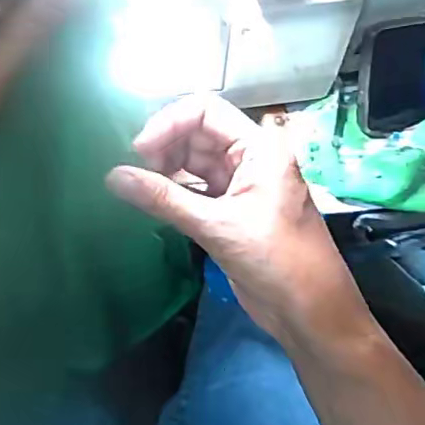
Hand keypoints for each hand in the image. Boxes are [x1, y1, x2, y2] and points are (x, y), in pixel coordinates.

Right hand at [104, 95, 341, 331]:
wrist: (311, 313)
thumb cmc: (279, 262)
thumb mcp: (217, 226)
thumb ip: (163, 198)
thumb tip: (113, 176)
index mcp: (259, 148)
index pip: (205, 111)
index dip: (167, 123)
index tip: (139, 151)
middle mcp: (249, 158)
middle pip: (194, 133)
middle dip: (161, 147)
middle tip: (133, 172)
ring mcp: (238, 183)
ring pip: (190, 160)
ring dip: (162, 169)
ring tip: (136, 186)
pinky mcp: (228, 208)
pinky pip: (191, 186)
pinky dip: (169, 190)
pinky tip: (147, 199)